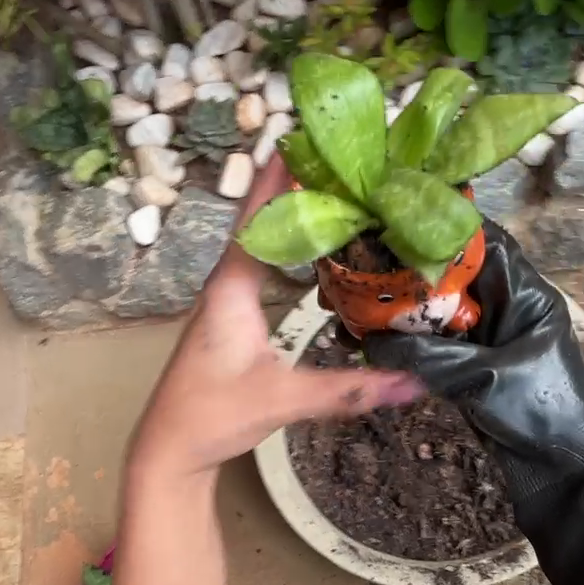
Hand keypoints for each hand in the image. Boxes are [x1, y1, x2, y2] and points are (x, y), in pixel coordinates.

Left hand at [127, 157, 423, 482]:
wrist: (169, 451)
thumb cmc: (211, 417)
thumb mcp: (283, 400)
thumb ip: (349, 390)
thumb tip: (414, 384)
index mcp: (230, 289)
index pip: (257, 217)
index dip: (280, 175)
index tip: (307, 133)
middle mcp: (225, 286)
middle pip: (261, 221)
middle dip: (296, 186)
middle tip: (341, 156)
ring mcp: (225, 302)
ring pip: (262, 245)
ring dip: (292, 215)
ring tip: (333, 186)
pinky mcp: (231, 320)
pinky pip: (263, 268)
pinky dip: (288, 248)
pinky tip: (313, 247)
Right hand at [363, 222, 583, 584]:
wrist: (564, 469)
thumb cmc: (541, 411)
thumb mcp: (484, 377)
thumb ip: (428, 357)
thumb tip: (369, 342)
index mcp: (524, 294)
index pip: (482, 243)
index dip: (439, 227)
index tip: (391, 223)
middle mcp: (504, 306)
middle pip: (450, 274)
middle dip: (404, 271)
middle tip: (356, 272)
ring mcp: (486, 337)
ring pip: (435, 311)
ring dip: (398, 310)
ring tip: (352, 308)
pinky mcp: (470, 365)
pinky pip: (432, 343)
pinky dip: (404, 342)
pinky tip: (370, 341)